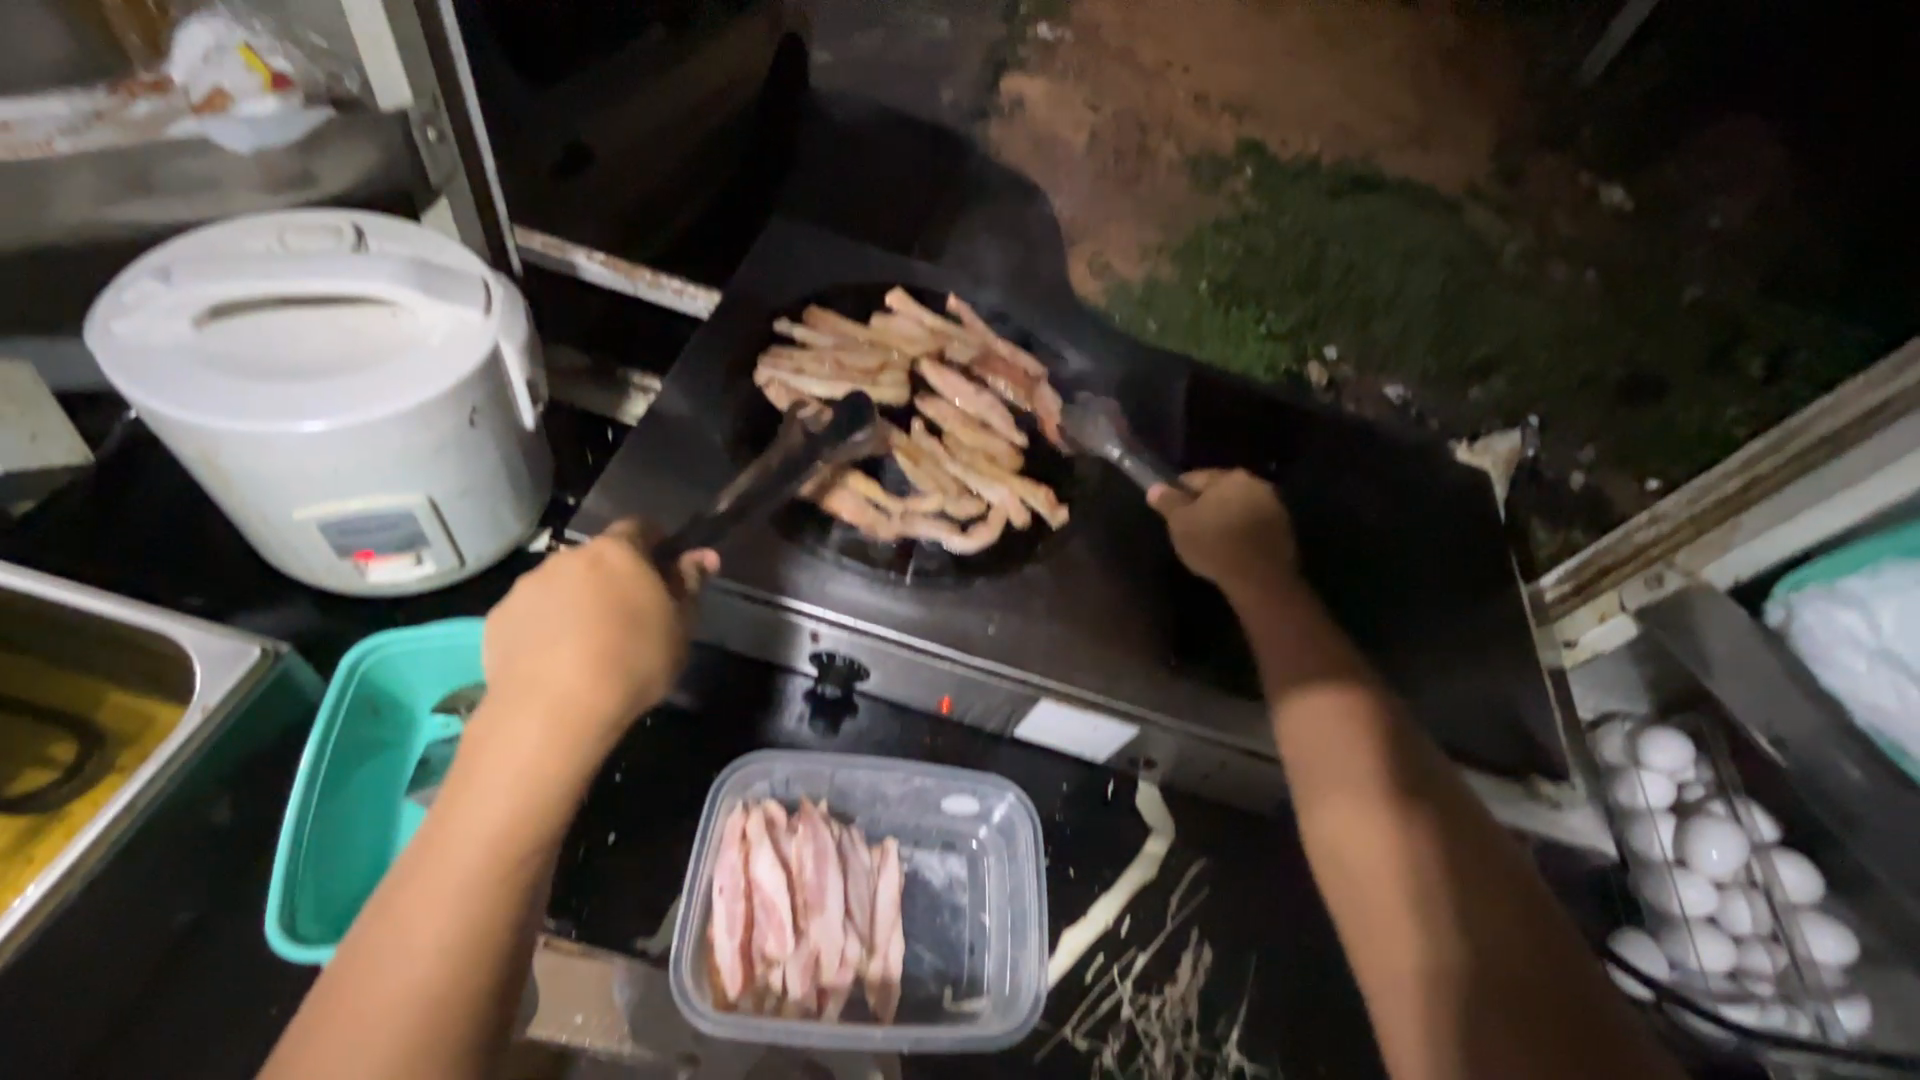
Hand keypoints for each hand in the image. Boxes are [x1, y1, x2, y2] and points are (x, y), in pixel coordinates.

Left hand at [479, 520, 718, 761]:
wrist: (554, 710)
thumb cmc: (633, 663)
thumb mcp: (679, 627)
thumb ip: (689, 585)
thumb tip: (703, 555)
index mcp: (618, 552)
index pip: (640, 527)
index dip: (655, 545)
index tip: (664, 573)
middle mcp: (568, 557)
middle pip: (597, 558)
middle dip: (613, 578)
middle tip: (629, 617)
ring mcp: (528, 586)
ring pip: (561, 585)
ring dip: (577, 602)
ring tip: (588, 646)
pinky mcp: (499, 618)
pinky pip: (532, 614)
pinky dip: (545, 628)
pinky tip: (556, 662)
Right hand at [1147, 469, 1297, 591]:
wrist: (1261, 578)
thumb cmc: (1214, 544)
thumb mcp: (1180, 523)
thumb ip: (1167, 502)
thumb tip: (1155, 487)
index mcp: (1228, 477)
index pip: (1194, 478)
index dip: (1178, 494)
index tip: (1171, 512)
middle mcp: (1255, 483)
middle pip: (1220, 491)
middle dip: (1205, 505)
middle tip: (1191, 528)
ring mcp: (1274, 506)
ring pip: (1238, 507)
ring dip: (1226, 518)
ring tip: (1212, 542)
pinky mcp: (1284, 529)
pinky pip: (1253, 525)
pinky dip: (1242, 533)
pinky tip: (1232, 551)